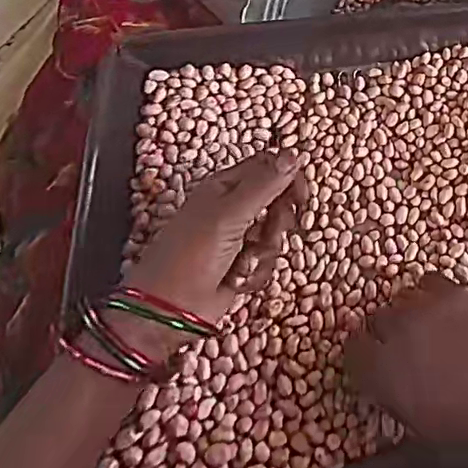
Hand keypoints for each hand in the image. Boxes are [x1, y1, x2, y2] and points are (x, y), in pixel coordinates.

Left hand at [120, 150, 303, 343]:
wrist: (165, 313)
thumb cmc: (190, 256)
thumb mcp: (228, 215)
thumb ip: (264, 185)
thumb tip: (294, 154)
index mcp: (226, 186)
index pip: (268, 166)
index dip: (288, 177)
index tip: (301, 197)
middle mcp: (233, 208)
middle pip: (278, 200)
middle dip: (278, 221)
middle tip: (266, 233)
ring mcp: (238, 238)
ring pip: (276, 234)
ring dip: (264, 252)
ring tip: (243, 263)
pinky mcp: (242, 266)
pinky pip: (268, 262)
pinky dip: (256, 273)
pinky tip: (238, 280)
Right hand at [343, 272, 467, 462]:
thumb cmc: (467, 432)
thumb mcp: (417, 431)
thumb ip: (390, 398)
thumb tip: (381, 383)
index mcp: (381, 372)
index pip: (352, 349)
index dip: (363, 356)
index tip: (373, 361)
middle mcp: (395, 333)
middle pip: (376, 321)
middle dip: (386, 334)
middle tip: (406, 350)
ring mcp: (423, 308)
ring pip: (400, 299)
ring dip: (407, 313)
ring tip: (425, 328)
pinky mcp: (450, 292)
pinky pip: (426, 283)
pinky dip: (429, 294)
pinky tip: (440, 309)